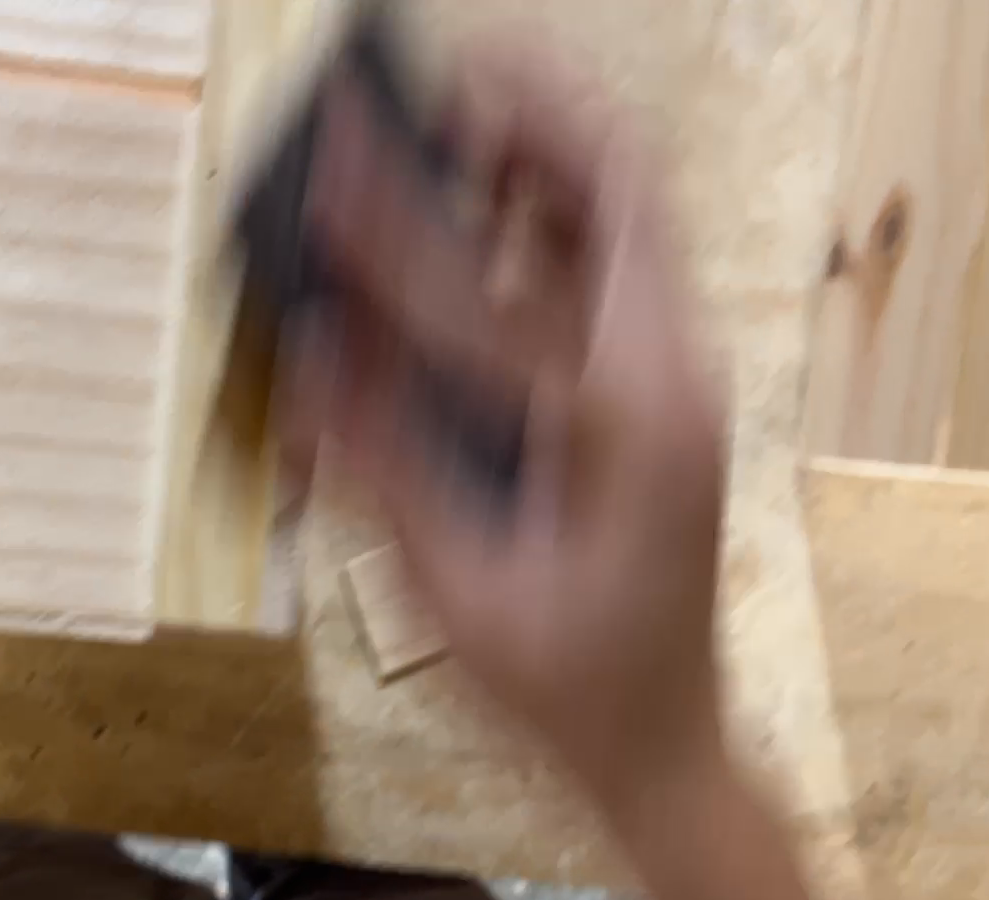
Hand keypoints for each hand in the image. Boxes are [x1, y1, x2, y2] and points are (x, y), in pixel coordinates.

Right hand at [290, 41, 730, 820]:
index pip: (485, 304)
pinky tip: (493, 213)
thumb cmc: (561, 686)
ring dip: (548, 150)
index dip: (392, 234)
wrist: (660, 733)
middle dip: (530, 116)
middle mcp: (670, 379)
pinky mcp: (656, 395)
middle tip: (447, 77)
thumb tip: (313, 363)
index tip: (329, 166)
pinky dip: (552, 217)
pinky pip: (610, 267)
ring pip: (626, 214)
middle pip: (619, 192)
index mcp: (621, 435)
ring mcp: (676, 380)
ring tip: (468, 116)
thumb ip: (385, 473)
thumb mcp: (457, 595)